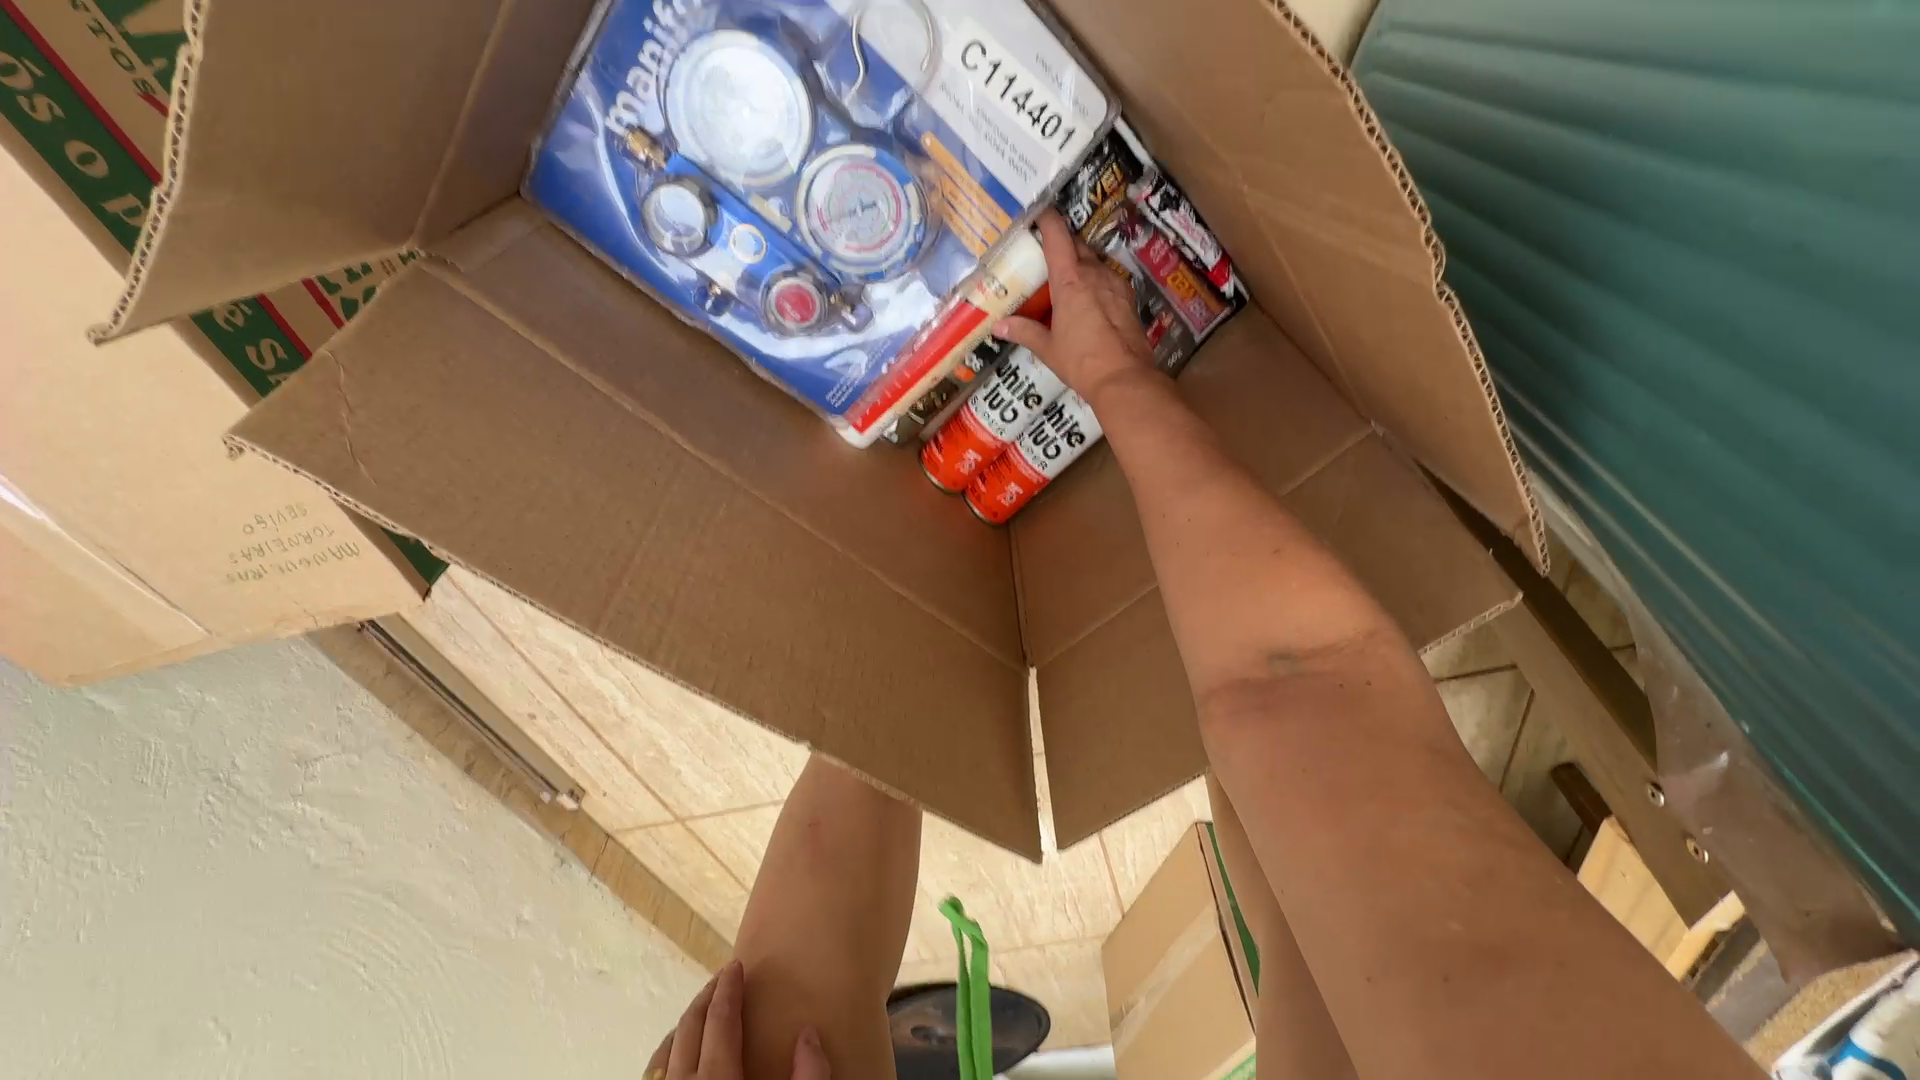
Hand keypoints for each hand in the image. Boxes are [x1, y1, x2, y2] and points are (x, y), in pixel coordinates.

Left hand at [645, 961, 829, 1079]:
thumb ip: (807, 1077)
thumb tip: (809, 1034)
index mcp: (717, 1078)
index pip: (720, 1019)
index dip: (729, 988)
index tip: (736, 964)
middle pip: (690, 1025)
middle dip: (707, 996)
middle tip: (724, 978)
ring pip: (666, 1048)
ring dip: (686, 1023)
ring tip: (702, 1010)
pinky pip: (652, 1072)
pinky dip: (667, 1051)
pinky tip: (677, 1053)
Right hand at [994, 209, 1157, 406]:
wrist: (1124, 378)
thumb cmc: (1081, 361)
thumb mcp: (1047, 348)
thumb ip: (1024, 332)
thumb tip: (999, 326)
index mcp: (1070, 280)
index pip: (1057, 236)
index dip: (1047, 220)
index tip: (1038, 213)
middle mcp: (1094, 273)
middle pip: (1077, 245)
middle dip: (1062, 244)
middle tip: (1046, 254)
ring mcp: (1115, 284)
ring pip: (1095, 262)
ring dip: (1081, 264)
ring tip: (1067, 279)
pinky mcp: (1128, 298)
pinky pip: (1109, 279)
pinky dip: (1097, 282)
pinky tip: (1090, 299)